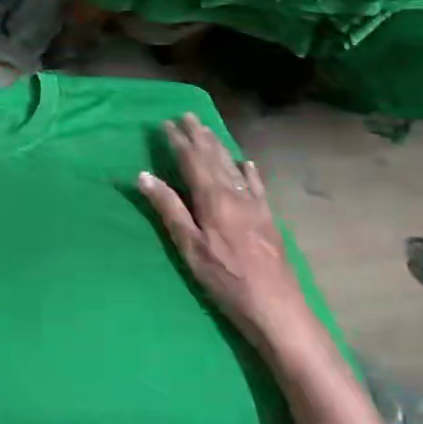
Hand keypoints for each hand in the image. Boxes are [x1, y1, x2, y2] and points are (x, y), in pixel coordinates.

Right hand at [138, 113, 311, 348]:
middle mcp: (234, 193)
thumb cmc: (226, 280)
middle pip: (213, 157)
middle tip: (187, 115)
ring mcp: (255, 204)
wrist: (278, 308)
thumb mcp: (190, 248)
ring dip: (218, 146)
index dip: (178, 140)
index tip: (166, 123)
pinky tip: (246, 163)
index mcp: (212, 198)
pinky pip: (256, 185)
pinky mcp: (268, 217)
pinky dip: (248, 170)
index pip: (192, 160)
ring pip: (233, 166)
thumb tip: (144, 175)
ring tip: (208, 129)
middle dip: (199, 135)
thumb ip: (169, 209)